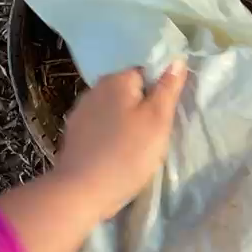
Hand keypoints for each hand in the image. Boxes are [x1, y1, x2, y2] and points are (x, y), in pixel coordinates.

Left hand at [0, 61, 186, 251]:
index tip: (163, 119)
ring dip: (125, 123)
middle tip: (153, 136)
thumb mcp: (158, 120)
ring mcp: (81, 112)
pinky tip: (115, 155)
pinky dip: (109, 136)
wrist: (81, 191)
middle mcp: (95, 89)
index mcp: (117, 80)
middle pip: (129, 91)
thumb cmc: (127, 154)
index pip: (146, 73)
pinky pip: (100, 127)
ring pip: (114, 110)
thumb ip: (168, 88)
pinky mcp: (74, 134)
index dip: (159, 94)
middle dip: (142, 109)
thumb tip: (177, 59)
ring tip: (135, 148)